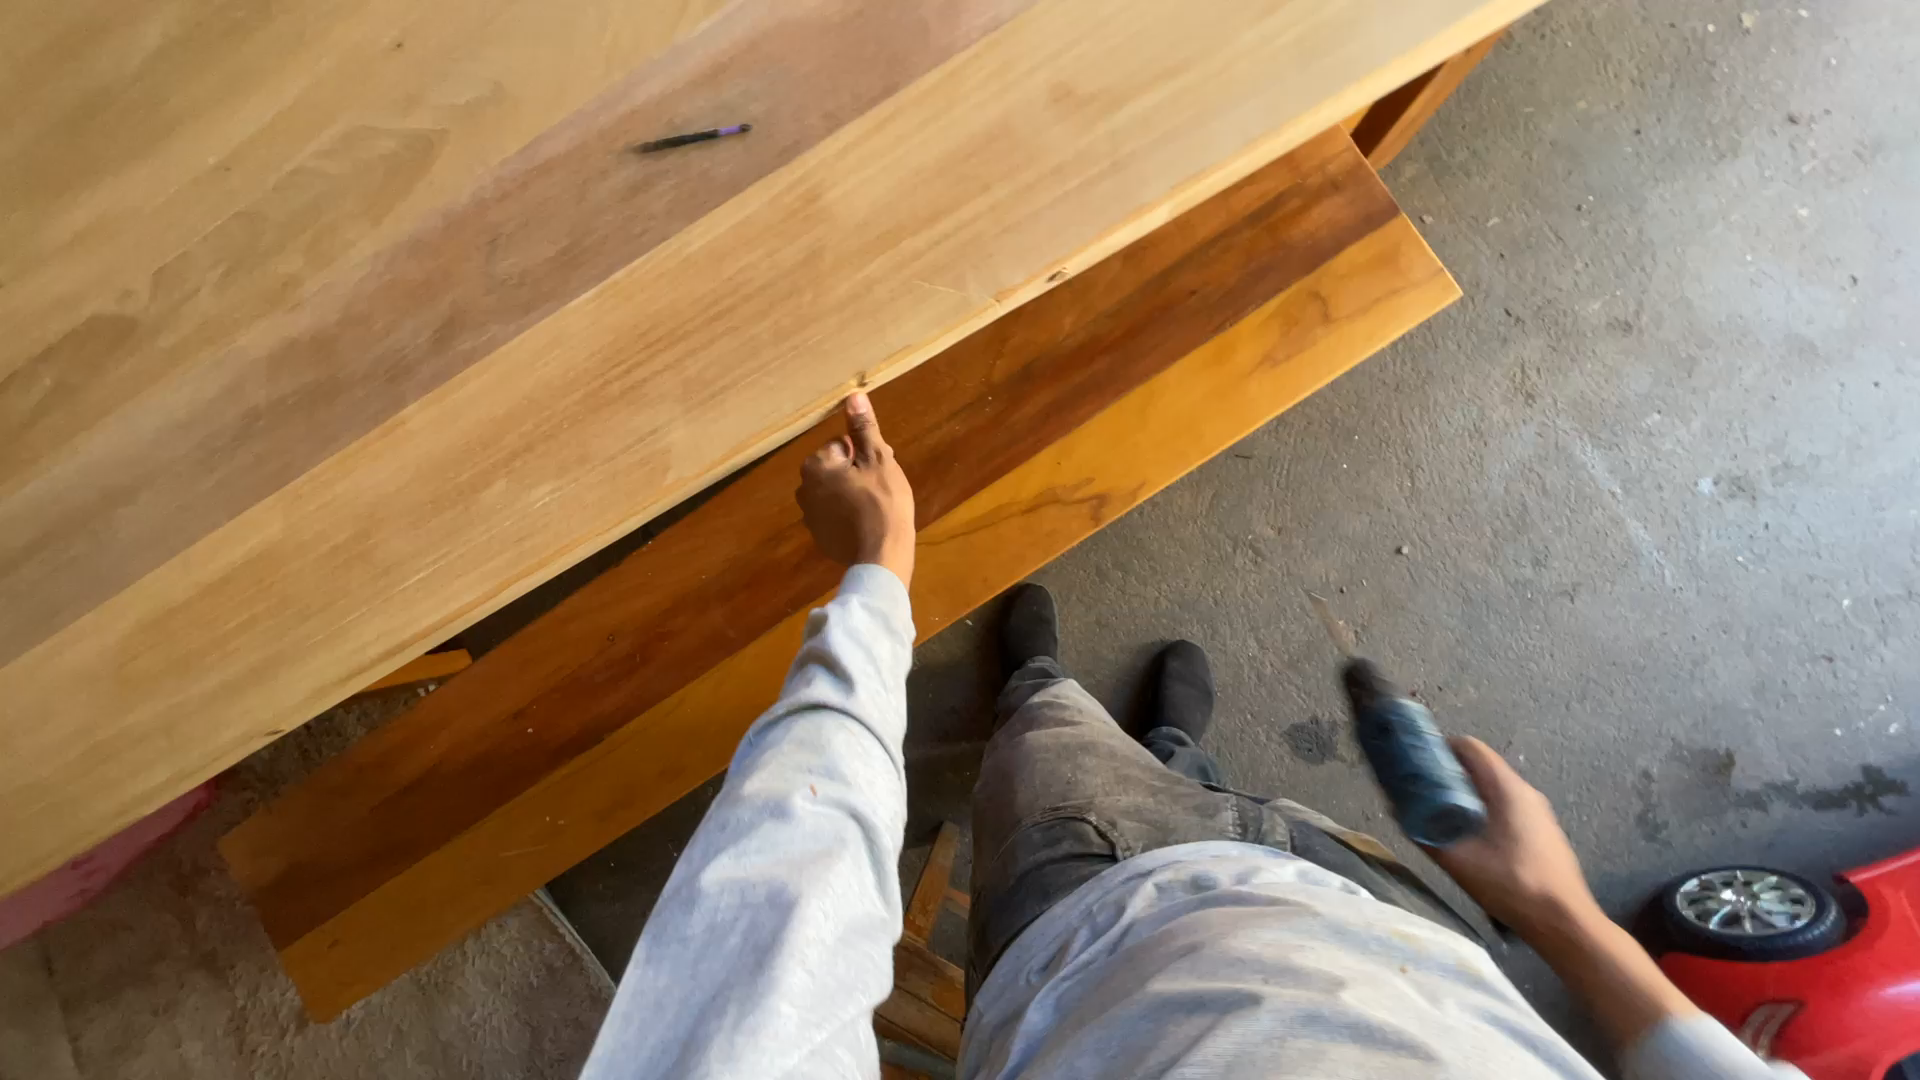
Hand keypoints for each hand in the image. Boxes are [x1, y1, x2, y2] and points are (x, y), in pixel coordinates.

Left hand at [796, 393, 915, 586]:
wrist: (881, 556)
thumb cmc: (882, 502)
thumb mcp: (878, 459)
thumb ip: (863, 428)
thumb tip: (853, 396)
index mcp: (815, 467)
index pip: (843, 446)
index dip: (866, 455)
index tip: (882, 469)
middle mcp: (804, 490)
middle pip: (837, 469)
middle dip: (859, 473)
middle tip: (883, 487)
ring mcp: (810, 517)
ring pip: (837, 493)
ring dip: (854, 494)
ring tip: (878, 506)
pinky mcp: (821, 538)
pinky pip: (837, 516)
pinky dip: (850, 516)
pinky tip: (868, 524)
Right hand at [1428, 735, 1602, 940]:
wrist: (1566, 924)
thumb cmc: (1512, 885)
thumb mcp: (1457, 860)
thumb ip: (1423, 834)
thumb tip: (1397, 811)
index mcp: (1507, 790)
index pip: (1470, 747)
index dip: (1439, 749)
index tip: (1416, 764)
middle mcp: (1526, 792)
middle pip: (1479, 766)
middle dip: (1447, 773)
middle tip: (1420, 790)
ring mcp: (1538, 812)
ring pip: (1492, 787)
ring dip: (1464, 792)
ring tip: (1439, 813)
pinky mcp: (1542, 830)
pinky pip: (1505, 804)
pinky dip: (1482, 808)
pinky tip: (1469, 835)